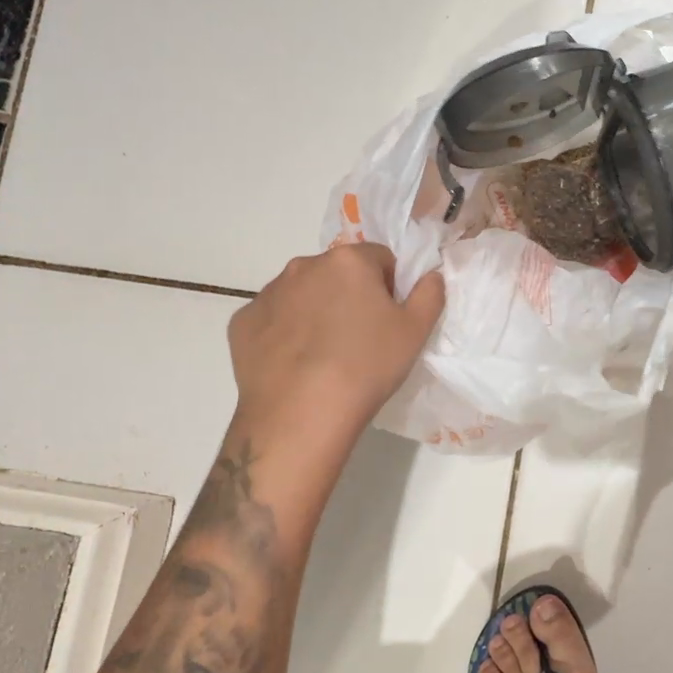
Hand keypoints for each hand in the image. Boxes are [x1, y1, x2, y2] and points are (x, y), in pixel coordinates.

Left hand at [227, 243, 444, 443]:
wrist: (301, 413)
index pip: (379, 258)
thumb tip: (429, 276)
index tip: (389, 320)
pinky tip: (297, 365)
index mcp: (348, 261)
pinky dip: (286, 334)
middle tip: (361, 339)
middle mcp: (303, 266)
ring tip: (327, 355)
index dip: (389, 288)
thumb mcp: (416, 331)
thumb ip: (429, 294)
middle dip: (350, 296)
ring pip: (303, 294)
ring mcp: (267, 294)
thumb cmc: (368, 366)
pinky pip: (273, 320)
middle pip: (337, 273)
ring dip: (317, 312)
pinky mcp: (242, 323)